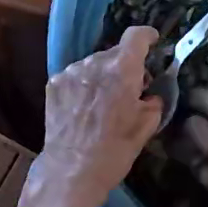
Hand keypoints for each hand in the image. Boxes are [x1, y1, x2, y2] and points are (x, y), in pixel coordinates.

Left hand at [36, 26, 163, 206]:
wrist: (71, 170)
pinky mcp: (54, 84)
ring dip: (102, 76)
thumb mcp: (146, 126)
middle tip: (129, 90)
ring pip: (93, 64)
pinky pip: (75, 76)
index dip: (147, 36)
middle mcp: (94, 63)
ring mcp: (71, 72)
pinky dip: (84, 85)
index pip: (136, 36)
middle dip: (124, 67)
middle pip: (114, 53)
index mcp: (122, 69)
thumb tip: (149, 92)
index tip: (152, 42)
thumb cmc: (114, 150)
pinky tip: (84, 108)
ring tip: (103, 103)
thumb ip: (153, 100)